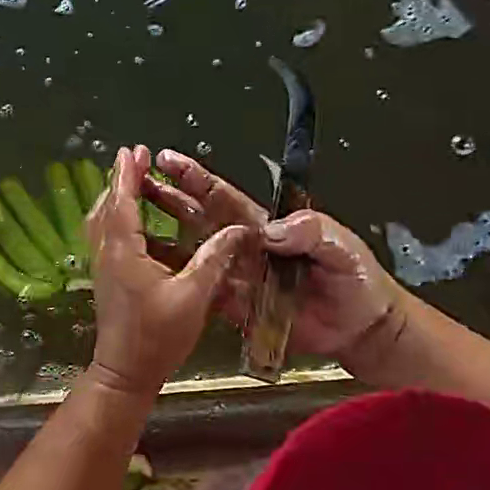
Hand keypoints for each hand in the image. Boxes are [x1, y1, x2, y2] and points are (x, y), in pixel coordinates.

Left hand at [81, 145, 252, 395]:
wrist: (125, 371)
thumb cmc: (158, 335)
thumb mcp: (194, 296)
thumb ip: (214, 260)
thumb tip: (238, 230)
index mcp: (123, 251)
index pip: (123, 202)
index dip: (128, 174)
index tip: (133, 150)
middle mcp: (106, 252)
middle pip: (106, 207)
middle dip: (120, 180)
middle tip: (134, 158)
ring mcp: (102, 266)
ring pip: (102, 222)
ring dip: (115, 198)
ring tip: (134, 183)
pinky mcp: (106, 278)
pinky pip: (105, 237)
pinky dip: (116, 219)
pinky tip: (135, 224)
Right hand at [142, 149, 409, 376]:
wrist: (359, 329)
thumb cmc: (355, 281)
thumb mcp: (342, 248)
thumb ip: (311, 233)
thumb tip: (270, 230)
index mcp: (262, 224)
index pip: (220, 195)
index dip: (194, 177)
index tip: (167, 159)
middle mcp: (240, 244)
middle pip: (195, 215)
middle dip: (166, 196)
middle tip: (135, 181)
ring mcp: (232, 274)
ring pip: (189, 250)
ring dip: (160, 235)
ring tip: (129, 224)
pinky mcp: (229, 304)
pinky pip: (195, 288)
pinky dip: (171, 280)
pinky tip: (146, 272)